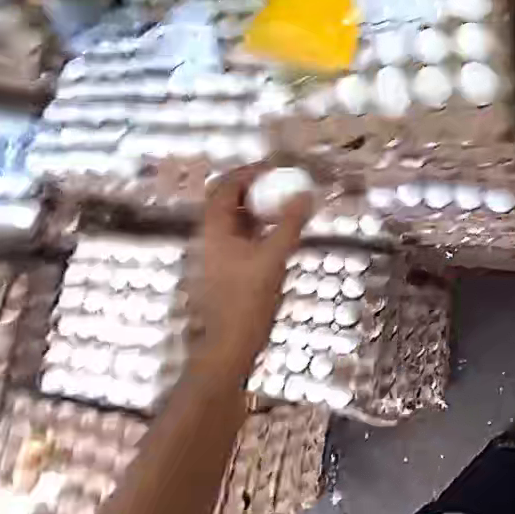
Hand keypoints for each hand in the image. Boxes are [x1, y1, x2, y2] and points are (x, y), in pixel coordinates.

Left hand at [199, 163, 312, 359]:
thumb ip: (290, 224)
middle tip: (281, 183)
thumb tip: (304, 194)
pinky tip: (279, 231)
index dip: (249, 172)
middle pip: (226, 199)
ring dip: (257, 205)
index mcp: (214, 229)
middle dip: (253, 186)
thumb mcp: (274, 258)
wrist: (229, 344)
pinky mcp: (226, 267)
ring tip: (285, 203)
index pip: (225, 187)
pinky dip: (259, 225)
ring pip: (234, 217)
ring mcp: (216, 253)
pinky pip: (241, 235)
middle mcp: (210, 237)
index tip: (276, 168)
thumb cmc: (247, 300)